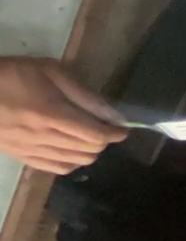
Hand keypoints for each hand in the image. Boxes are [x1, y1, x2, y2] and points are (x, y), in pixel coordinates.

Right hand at [0, 58, 124, 174]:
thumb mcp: (48, 71)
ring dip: (89, 150)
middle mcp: (39, 135)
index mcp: (48, 115)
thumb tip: (115, 117)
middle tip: (100, 128)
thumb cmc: (6, 74)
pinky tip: (70, 149)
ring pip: (78, 161)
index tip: (120, 127)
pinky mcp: (16, 154)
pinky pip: (57, 168)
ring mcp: (26, 147)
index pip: (98, 135)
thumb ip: (85, 95)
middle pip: (91, 150)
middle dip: (104, 140)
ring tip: (85, 137)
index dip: (116, 133)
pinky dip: (72, 161)